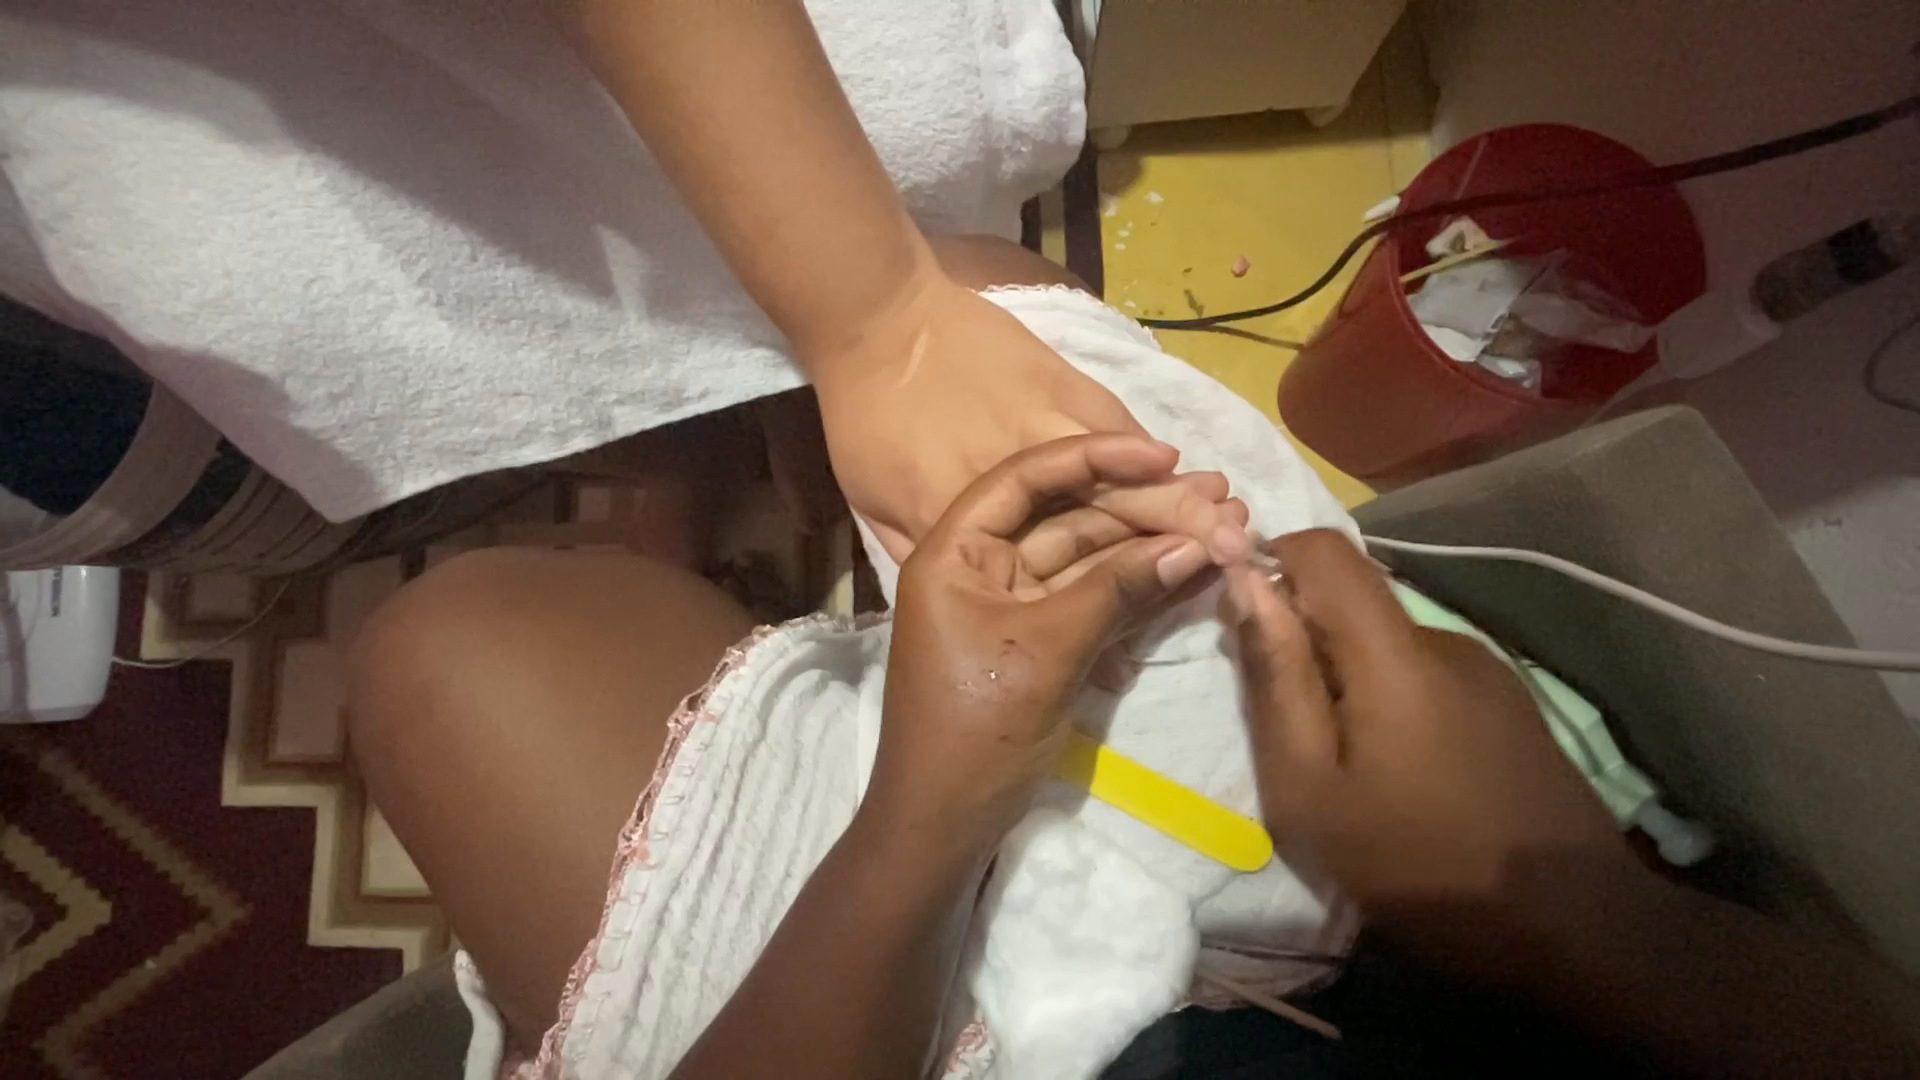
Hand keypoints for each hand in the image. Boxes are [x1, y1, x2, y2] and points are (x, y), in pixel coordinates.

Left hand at [810, 276, 1249, 565]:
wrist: (873, 316)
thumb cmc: (864, 416)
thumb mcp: (870, 500)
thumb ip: (917, 549)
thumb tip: (974, 594)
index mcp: (964, 509)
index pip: (1049, 552)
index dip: (1112, 570)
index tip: (1158, 578)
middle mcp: (1014, 467)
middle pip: (1102, 510)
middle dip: (1169, 528)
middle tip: (1231, 543)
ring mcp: (1040, 418)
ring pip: (1115, 468)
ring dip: (1170, 490)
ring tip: (1222, 503)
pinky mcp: (1057, 379)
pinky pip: (1108, 419)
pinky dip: (1139, 448)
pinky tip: (1172, 467)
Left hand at [868, 434, 1227, 847]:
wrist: (946, 820)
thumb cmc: (975, 727)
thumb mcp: (1045, 650)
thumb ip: (1116, 590)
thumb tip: (1195, 544)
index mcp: (956, 549)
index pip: (1027, 478)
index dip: (1096, 458)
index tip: (1165, 456)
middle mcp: (984, 564)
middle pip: (1070, 518)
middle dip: (1143, 509)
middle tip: (1219, 501)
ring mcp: (1017, 602)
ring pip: (1091, 559)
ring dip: (1152, 547)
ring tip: (1225, 529)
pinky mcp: (1044, 638)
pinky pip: (1095, 600)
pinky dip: (1140, 589)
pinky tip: (1194, 572)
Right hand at [1222, 529, 1640, 977]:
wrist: (1583, 936)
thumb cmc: (1418, 862)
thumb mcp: (1309, 785)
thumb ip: (1276, 678)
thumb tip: (1246, 584)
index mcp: (1393, 655)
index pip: (1324, 549)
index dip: (1272, 558)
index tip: (1244, 616)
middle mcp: (1443, 640)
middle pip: (1351, 599)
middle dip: (1300, 635)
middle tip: (1287, 722)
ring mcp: (1485, 669)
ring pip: (1383, 639)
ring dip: (1343, 673)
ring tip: (1343, 758)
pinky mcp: (1508, 700)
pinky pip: (1421, 669)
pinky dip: (1384, 694)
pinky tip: (1398, 766)